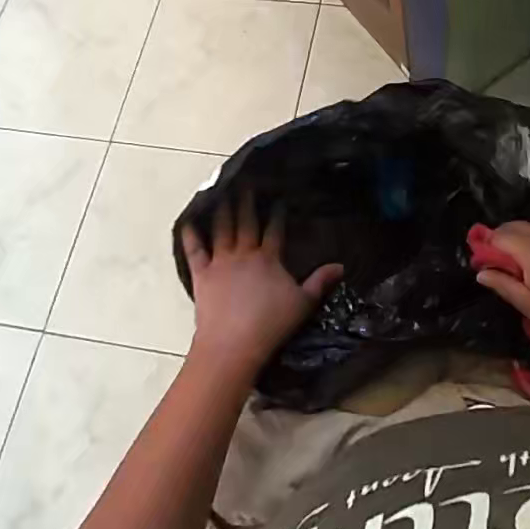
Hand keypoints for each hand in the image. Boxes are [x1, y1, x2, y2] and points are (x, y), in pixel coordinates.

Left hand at [181, 192, 342, 377]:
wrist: (233, 345)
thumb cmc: (271, 324)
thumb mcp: (303, 303)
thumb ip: (320, 282)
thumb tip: (341, 266)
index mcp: (269, 258)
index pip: (275, 229)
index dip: (277, 213)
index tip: (278, 198)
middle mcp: (244, 253)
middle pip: (246, 222)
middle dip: (247, 202)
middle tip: (246, 184)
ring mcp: (220, 262)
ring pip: (222, 230)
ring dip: (222, 211)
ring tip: (222, 194)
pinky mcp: (201, 275)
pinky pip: (195, 251)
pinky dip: (191, 236)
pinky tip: (188, 222)